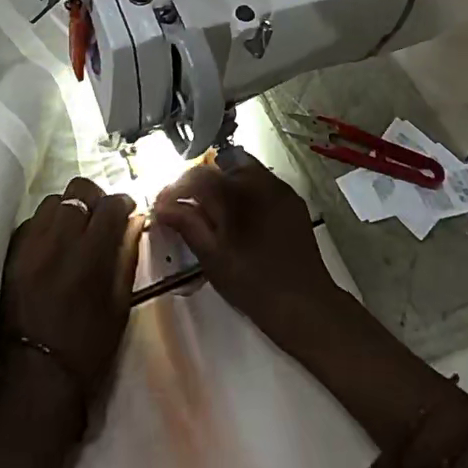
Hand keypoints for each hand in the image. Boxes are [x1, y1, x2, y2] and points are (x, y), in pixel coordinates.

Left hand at [0, 177, 142, 411]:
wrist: (37, 371)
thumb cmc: (88, 345)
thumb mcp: (119, 304)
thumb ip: (126, 256)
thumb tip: (133, 221)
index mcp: (92, 253)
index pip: (111, 205)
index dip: (122, 203)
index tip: (126, 210)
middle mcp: (59, 238)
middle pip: (78, 190)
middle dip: (94, 198)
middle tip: (99, 217)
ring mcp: (31, 240)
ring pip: (53, 201)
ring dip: (68, 210)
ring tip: (73, 231)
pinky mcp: (11, 249)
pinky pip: (32, 221)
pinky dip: (46, 226)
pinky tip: (51, 246)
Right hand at [152, 152, 337, 343]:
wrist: (306, 305)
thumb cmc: (252, 284)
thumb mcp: (211, 257)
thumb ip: (185, 224)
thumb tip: (161, 206)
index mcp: (233, 194)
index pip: (195, 176)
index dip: (175, 188)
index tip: (163, 205)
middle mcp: (256, 181)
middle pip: (218, 162)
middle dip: (199, 179)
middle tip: (189, 204)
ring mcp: (277, 188)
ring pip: (241, 166)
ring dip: (223, 179)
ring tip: (216, 207)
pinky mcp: (291, 199)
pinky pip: (261, 180)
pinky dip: (245, 188)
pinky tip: (242, 215)